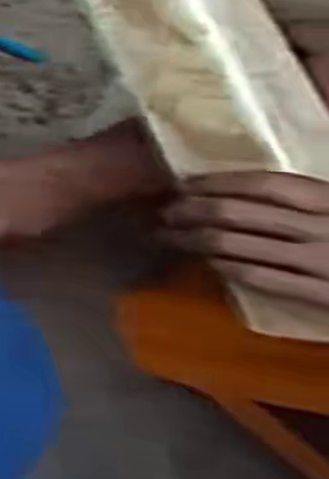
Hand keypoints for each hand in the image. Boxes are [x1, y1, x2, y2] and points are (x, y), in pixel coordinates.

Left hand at [161, 171, 328, 309]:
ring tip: (167, 236)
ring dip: (187, 238)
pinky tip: (208, 261)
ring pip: (231, 243)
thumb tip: (244, 183)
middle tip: (165, 212)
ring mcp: (327, 264)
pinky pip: (255, 275)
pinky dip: (221, 265)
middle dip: (186, 210)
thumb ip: (313, 199)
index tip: (182, 184)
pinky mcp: (327, 296)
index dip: (215, 181)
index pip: (266, 184)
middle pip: (233, 212)